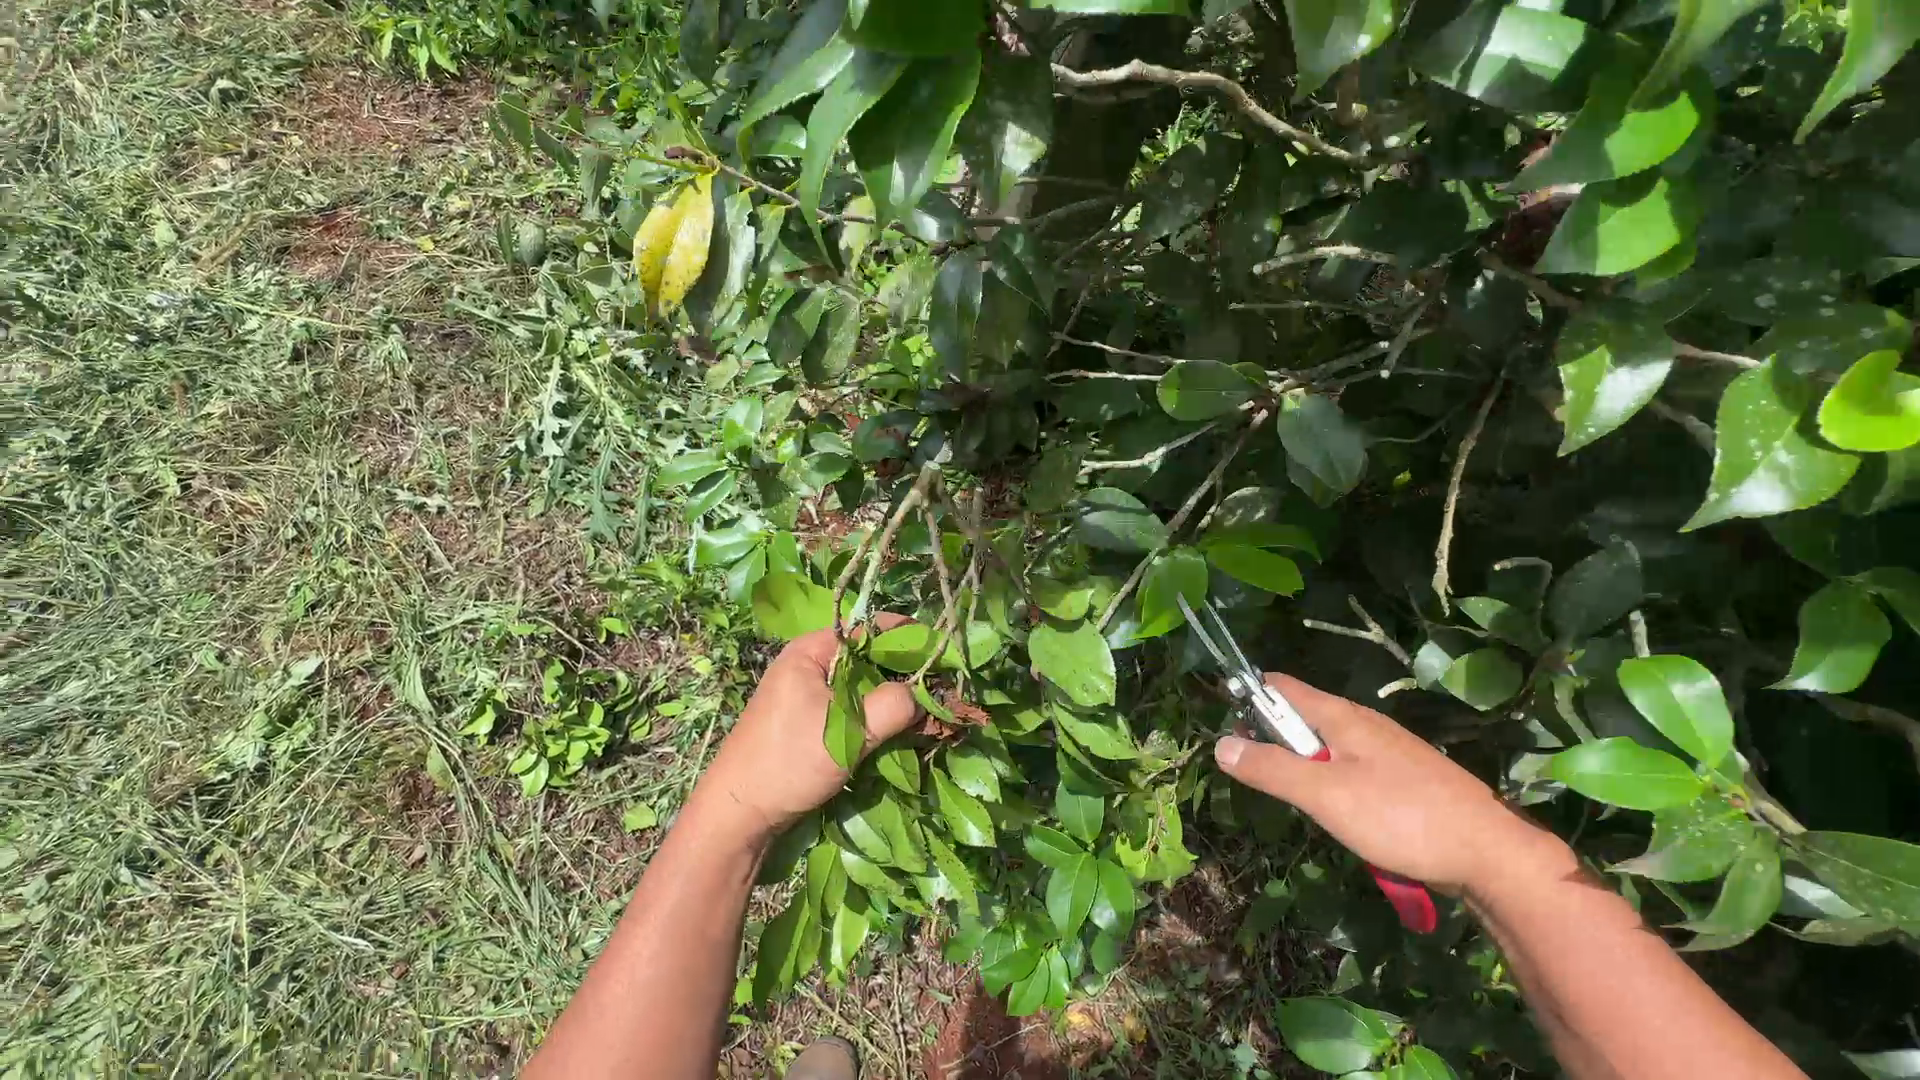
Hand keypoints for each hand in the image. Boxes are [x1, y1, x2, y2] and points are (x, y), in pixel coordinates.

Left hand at [688, 618, 921, 844]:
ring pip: (859, 684)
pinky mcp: (806, 719)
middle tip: (936, 690)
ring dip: (888, 698)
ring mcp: (804, 692)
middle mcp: (807, 663)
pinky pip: (848, 706)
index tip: (939, 654)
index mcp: (810, 651)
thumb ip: (891, 706)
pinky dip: (871, 715)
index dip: (905, 637)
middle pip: (866, 656)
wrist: (738, 814)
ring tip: (920, 715)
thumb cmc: (788, 763)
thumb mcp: (847, 734)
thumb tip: (922, 693)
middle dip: (901, 672)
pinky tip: (892, 733)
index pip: (868, 628)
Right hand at [1213, 674, 1571, 896]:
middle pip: (1300, 718)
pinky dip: (1331, 785)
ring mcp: (1386, 751)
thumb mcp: (1324, 795)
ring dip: (1302, 769)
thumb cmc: (1402, 816)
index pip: (1280, 686)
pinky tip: (1340, 817)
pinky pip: (1350, 770)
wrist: (1492, 855)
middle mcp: (1362, 724)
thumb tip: (1220, 744)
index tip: (1227, 729)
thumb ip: (1272, 769)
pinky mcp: (1402, 780)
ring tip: (1302, 805)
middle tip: (1260, 779)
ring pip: (1325, 747)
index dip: (1248, 697)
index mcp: (1341, 716)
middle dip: (1272, 741)